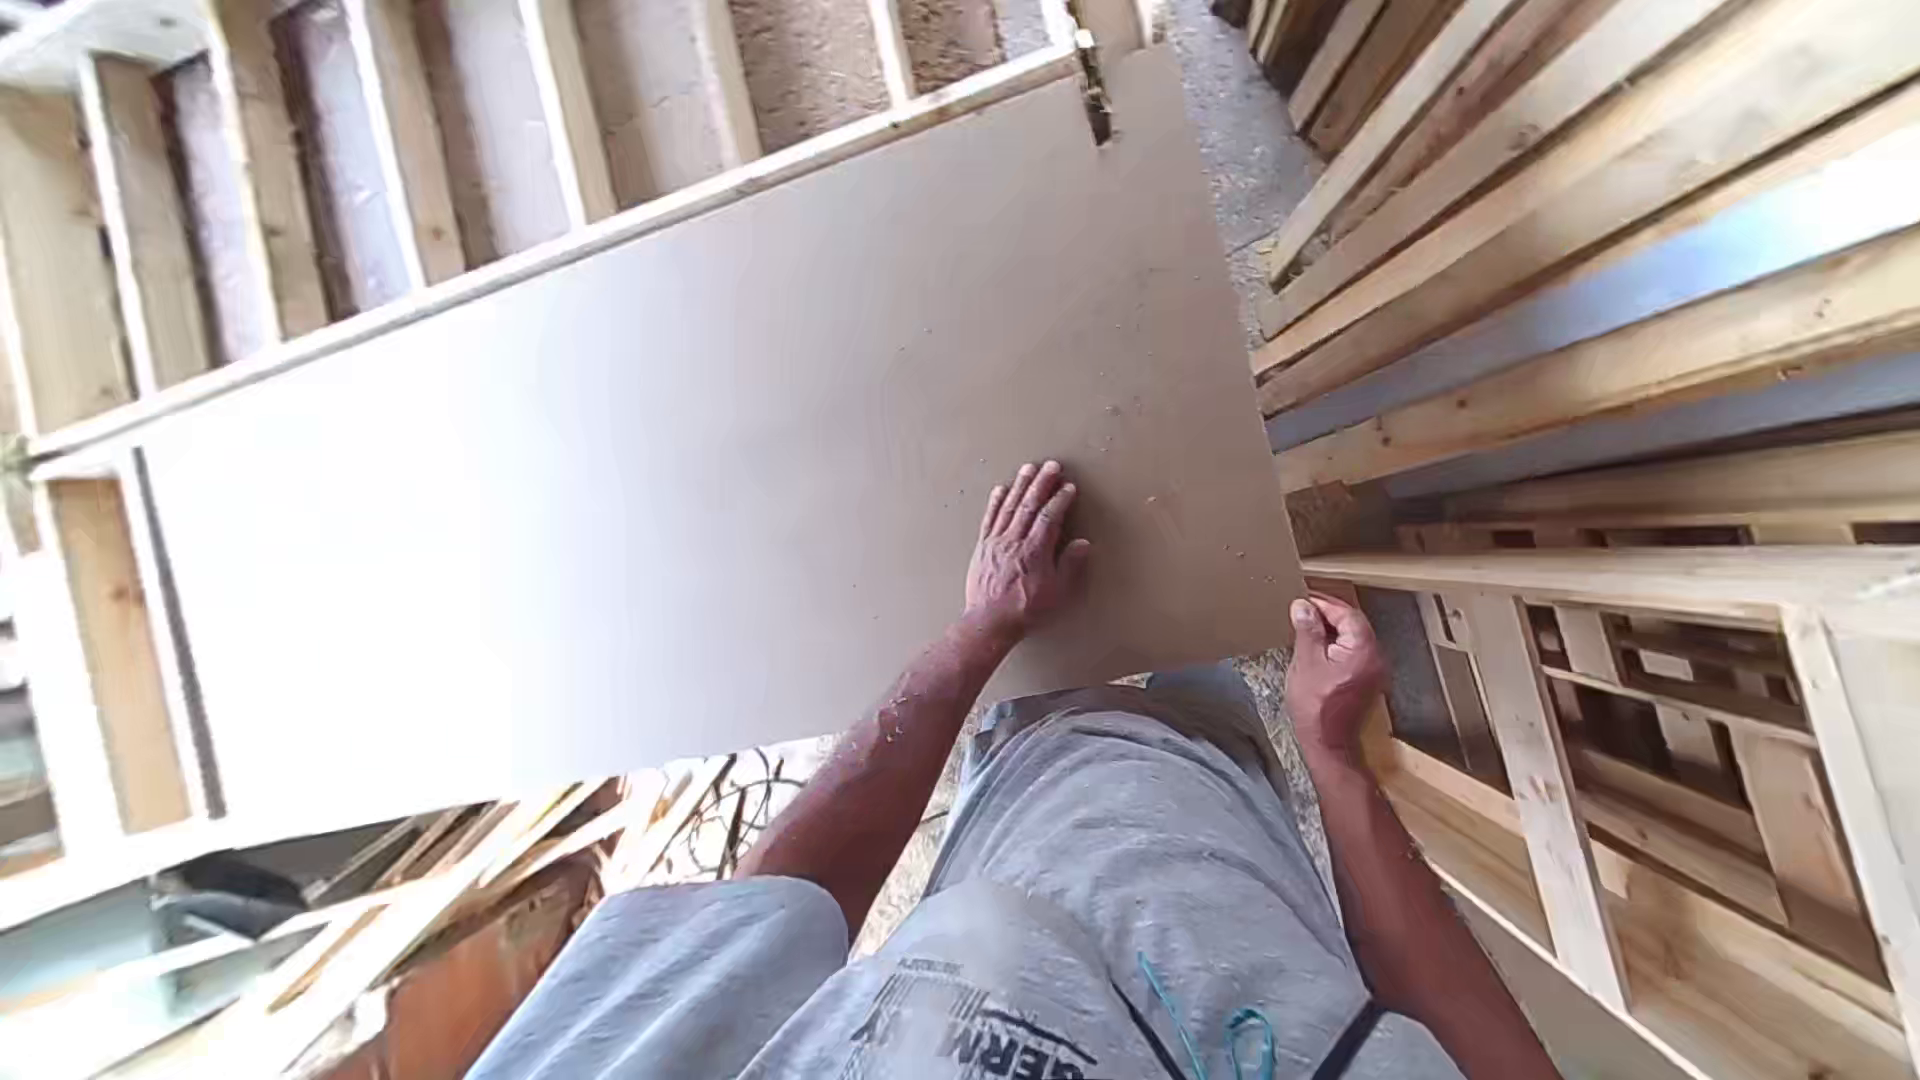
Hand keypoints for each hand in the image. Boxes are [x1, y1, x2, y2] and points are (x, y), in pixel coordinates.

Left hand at [964, 461, 1091, 640]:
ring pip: (1009, 507)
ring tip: (1028, 469)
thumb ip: (1069, 565)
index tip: (1068, 487)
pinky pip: (989, 518)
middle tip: (1051, 466)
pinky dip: (996, 502)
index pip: (1049, 517)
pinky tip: (1001, 489)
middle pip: (1029, 505)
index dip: (1059, 500)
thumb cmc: (1025, 610)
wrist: (989, 621)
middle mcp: (1014, 541)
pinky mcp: (983, 547)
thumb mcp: (1056, 593)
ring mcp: (996, 542)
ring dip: (1020, 485)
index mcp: (1035, 551)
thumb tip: (1082, 544)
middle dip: (1041, 483)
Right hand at [1284, 592, 1385, 762]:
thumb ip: (1307, 631)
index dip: (1325, 603)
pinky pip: (1352, 651)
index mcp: (1363, 651)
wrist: (1327, 741)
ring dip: (1330, 628)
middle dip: (1328, 613)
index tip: (1304, 599)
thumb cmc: (1316, 707)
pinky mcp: (1365, 679)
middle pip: (1354, 624)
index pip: (1348, 615)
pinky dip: (1335, 642)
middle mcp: (1375, 659)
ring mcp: (1373, 670)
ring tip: (1305, 624)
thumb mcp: (1305, 662)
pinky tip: (1315, 644)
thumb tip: (1303, 607)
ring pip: (1353, 637)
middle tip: (1302, 609)